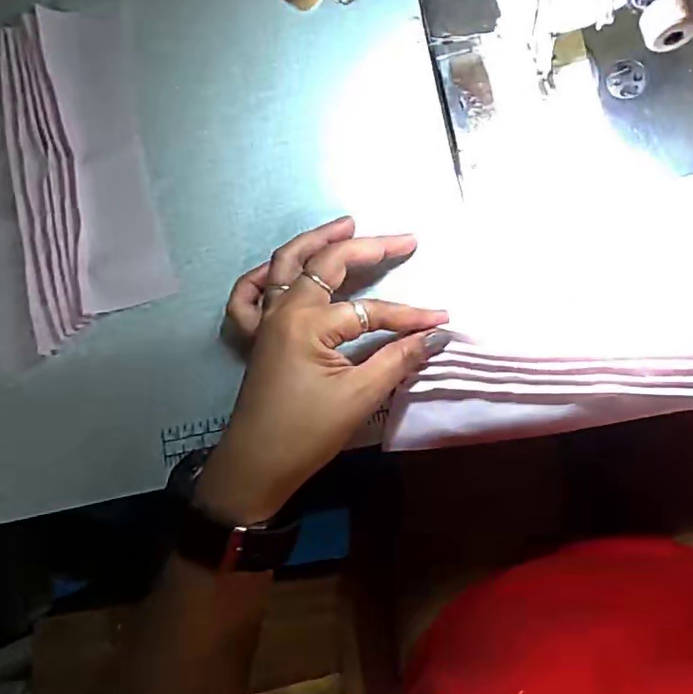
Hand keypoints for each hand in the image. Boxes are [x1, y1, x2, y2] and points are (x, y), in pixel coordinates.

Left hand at [200, 217, 448, 523]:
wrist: (256, 467)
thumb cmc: (308, 432)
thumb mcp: (361, 396)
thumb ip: (400, 358)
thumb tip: (437, 335)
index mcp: (307, 324)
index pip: (371, 310)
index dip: (411, 315)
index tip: (442, 321)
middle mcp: (284, 312)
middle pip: (326, 264)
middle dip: (369, 248)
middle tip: (405, 240)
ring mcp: (265, 322)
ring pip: (286, 265)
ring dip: (317, 241)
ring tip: (346, 226)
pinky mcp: (256, 338)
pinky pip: (249, 296)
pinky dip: (264, 276)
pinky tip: (280, 269)